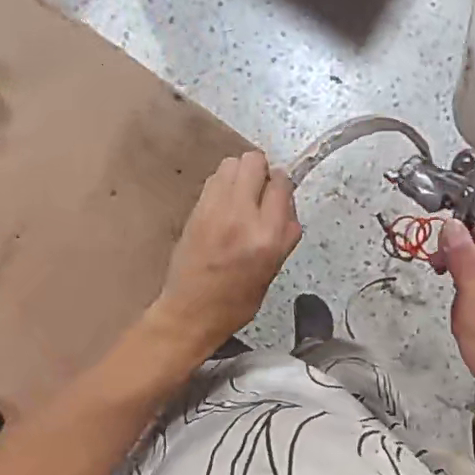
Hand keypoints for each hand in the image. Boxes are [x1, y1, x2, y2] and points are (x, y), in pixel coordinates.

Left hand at [147, 151, 300, 355]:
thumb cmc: (234, 302)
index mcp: (268, 236)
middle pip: (254, 161)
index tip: (278, 197)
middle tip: (258, 193)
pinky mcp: (195, 211)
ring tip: (238, 198)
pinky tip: (222, 207)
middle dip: (260, 172)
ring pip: (231, 163)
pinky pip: (213, 180)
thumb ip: (284, 234)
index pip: (282, 183)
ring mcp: (214, 210)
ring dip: (239, 174)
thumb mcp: (273, 270)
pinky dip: (221, 185)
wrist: (190, 312)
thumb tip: (284, 205)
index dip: (281, 187)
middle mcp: (242, 215)